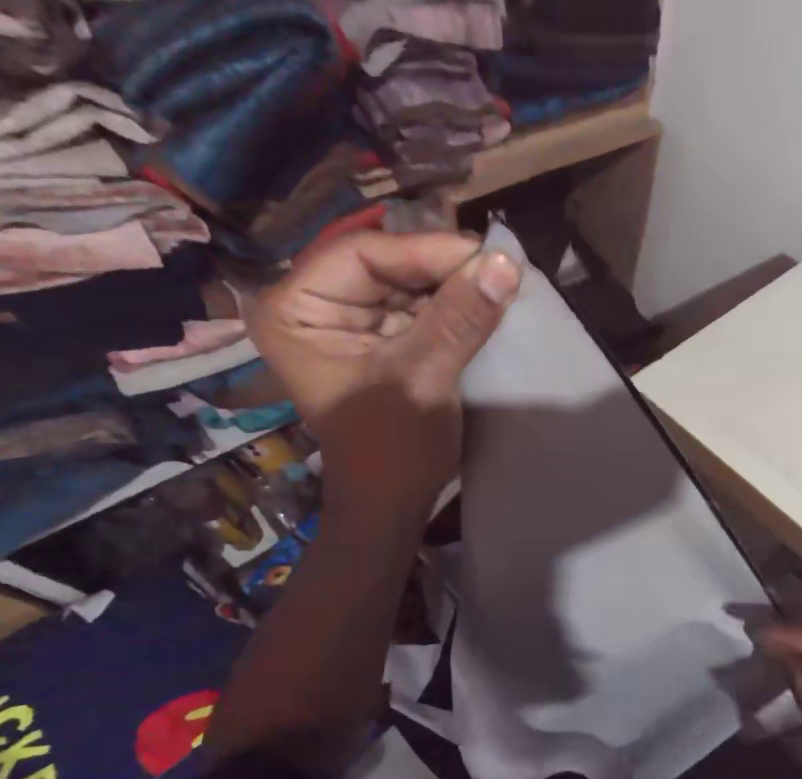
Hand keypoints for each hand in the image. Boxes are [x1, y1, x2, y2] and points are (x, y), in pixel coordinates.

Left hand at [241, 230, 520, 516]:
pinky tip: (483, 300)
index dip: (426, 251)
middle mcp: (311, 306)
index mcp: (294, 311)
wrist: (391, 505)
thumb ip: (459, 318)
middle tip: (500, 267)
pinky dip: (450, 304)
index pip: (361, 254)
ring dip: (452, 283)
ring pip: (404, 281)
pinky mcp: (375, 339)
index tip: (487, 256)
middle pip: (384, 263)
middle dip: (442, 267)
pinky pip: (415, 306)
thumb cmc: (391, 450)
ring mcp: (344, 322)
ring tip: (499, 281)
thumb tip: (507, 262)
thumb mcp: (422, 379)